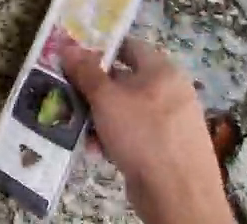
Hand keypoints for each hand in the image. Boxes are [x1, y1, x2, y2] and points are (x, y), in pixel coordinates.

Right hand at [61, 39, 231, 223]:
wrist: (180, 200)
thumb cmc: (142, 135)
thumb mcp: (105, 98)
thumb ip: (85, 70)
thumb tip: (67, 45)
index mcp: (164, 73)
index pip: (128, 45)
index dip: (99, 46)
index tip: (72, 54)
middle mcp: (172, 93)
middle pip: (124, 78)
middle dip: (92, 86)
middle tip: (67, 89)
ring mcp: (172, 123)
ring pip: (126, 107)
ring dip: (98, 114)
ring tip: (77, 124)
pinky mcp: (168, 149)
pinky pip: (135, 132)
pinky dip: (114, 135)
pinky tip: (96, 148)